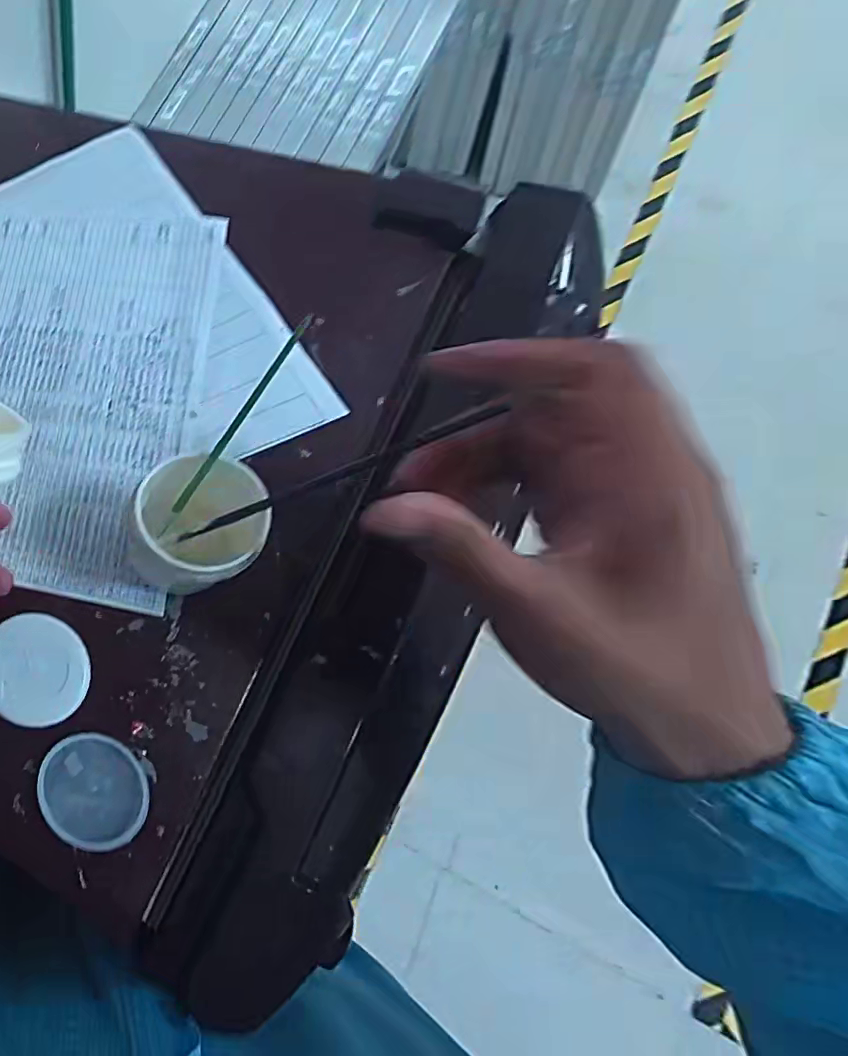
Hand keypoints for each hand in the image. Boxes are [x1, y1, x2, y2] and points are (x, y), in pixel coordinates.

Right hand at [360, 339, 789, 780]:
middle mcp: (644, 469)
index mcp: (648, 478)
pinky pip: (539, 474)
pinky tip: (454, 519)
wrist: (698, 724)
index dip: (519, 357)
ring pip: (537, 442)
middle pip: (551, 411)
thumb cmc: (631, 664)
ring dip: (470, 463)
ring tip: (420, 507)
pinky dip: (487, 484)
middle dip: (468, 433)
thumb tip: (382, 509)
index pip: (597, 377)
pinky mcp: (608, 514)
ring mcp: (627, 491)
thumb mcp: (533, 608)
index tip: (439, 370)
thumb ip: (459, 548)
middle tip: (407, 479)